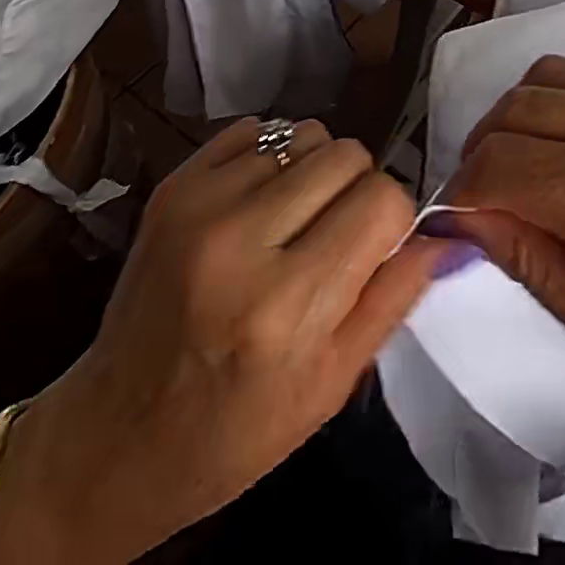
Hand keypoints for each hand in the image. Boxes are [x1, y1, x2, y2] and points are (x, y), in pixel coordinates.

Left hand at [0, 118, 445, 564]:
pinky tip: (262, 202)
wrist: (117, 434)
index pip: (383, 201)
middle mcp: (241, 242)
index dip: (394, 220)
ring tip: (297, 219)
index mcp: (290, 305)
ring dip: (316, 171)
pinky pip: (255, 130)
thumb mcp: (334, 382)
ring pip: (305, 134)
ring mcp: (198, 206)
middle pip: (347, 155)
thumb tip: (446, 235)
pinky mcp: (170, 188)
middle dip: (359, 189)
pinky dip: (273, 158)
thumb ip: (396, 295)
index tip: (378, 246)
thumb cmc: (237, 428)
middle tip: (337, 234)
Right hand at [446, 59, 564, 564]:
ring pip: (559, 80)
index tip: (446, 226)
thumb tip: (471, 218)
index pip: (507, 167)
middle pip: (524, 109)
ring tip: (517, 187)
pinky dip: (564, 114)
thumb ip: (542, 266)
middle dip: (480, 155)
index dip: (460, 195)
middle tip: (476, 212)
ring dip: (519, 127)